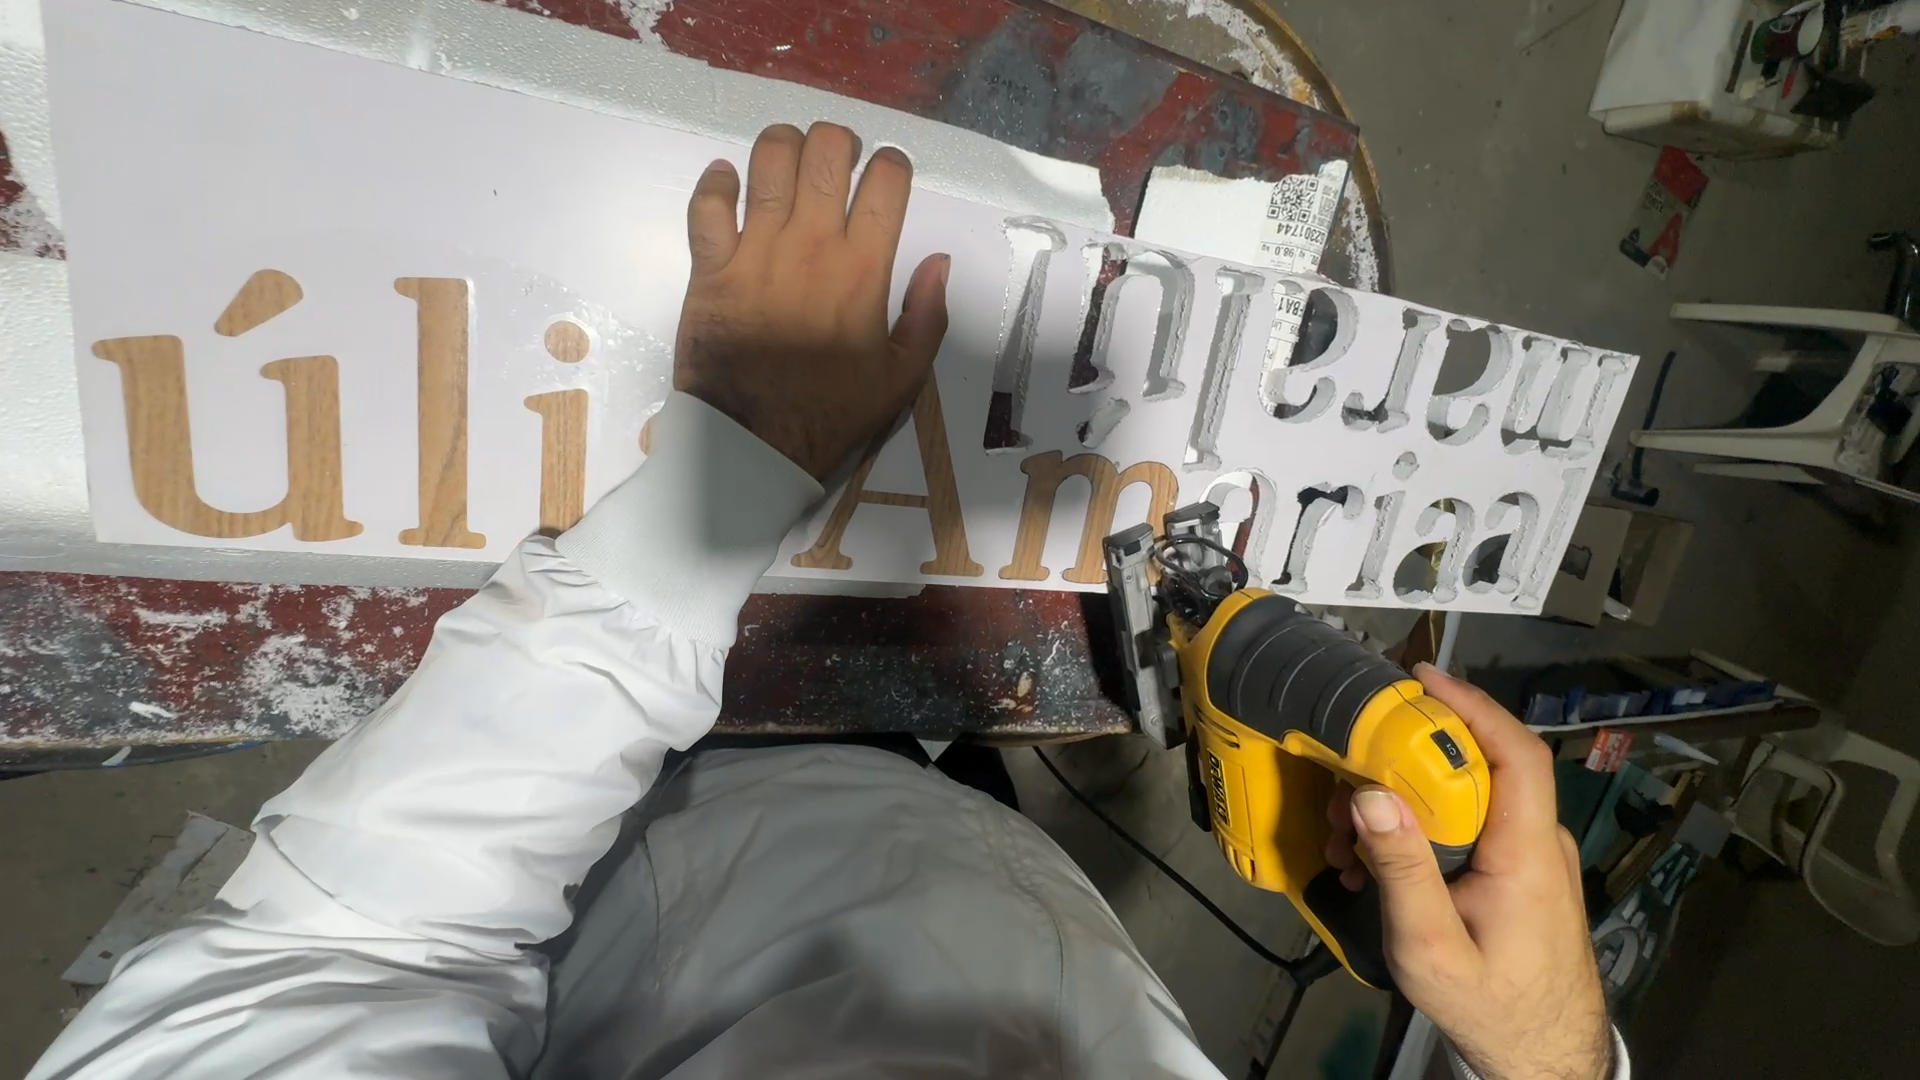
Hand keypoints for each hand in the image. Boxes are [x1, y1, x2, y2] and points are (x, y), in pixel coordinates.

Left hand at [673, 121, 949, 478]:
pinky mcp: (711, 265)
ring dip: (785, 145)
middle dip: (840, 141)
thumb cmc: (833, 412)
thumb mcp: (902, 378)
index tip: (891, 174)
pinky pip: (708, 202)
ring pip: (769, 159)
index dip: (894, 164)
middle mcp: (810, 245)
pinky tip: (730, 183)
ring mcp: (756, 250)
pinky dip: (717, 183)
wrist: (757, 441)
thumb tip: (938, 262)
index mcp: (862, 271)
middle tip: (840, 160)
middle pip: (826, 151)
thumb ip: (928, 317)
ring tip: (792, 162)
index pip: (885, 182)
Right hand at [1325, 663, 1611, 1079]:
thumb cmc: (1490, 1006)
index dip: (1472, 706)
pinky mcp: (1510, 870)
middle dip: (1400, 758)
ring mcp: (1525, 855)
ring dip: (1396, 799)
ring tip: (1342, 835)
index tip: (1422, 677)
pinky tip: (1370, 858)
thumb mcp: (1430, 946)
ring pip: (1458, 796)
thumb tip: (1370, 794)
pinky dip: (1410, 826)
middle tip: (1343, 775)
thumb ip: (1402, 869)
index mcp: (1527, 853)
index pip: (1516, 755)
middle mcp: (1534, 842)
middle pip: (1474, 766)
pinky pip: (1459, 824)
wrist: (1542, 1060)